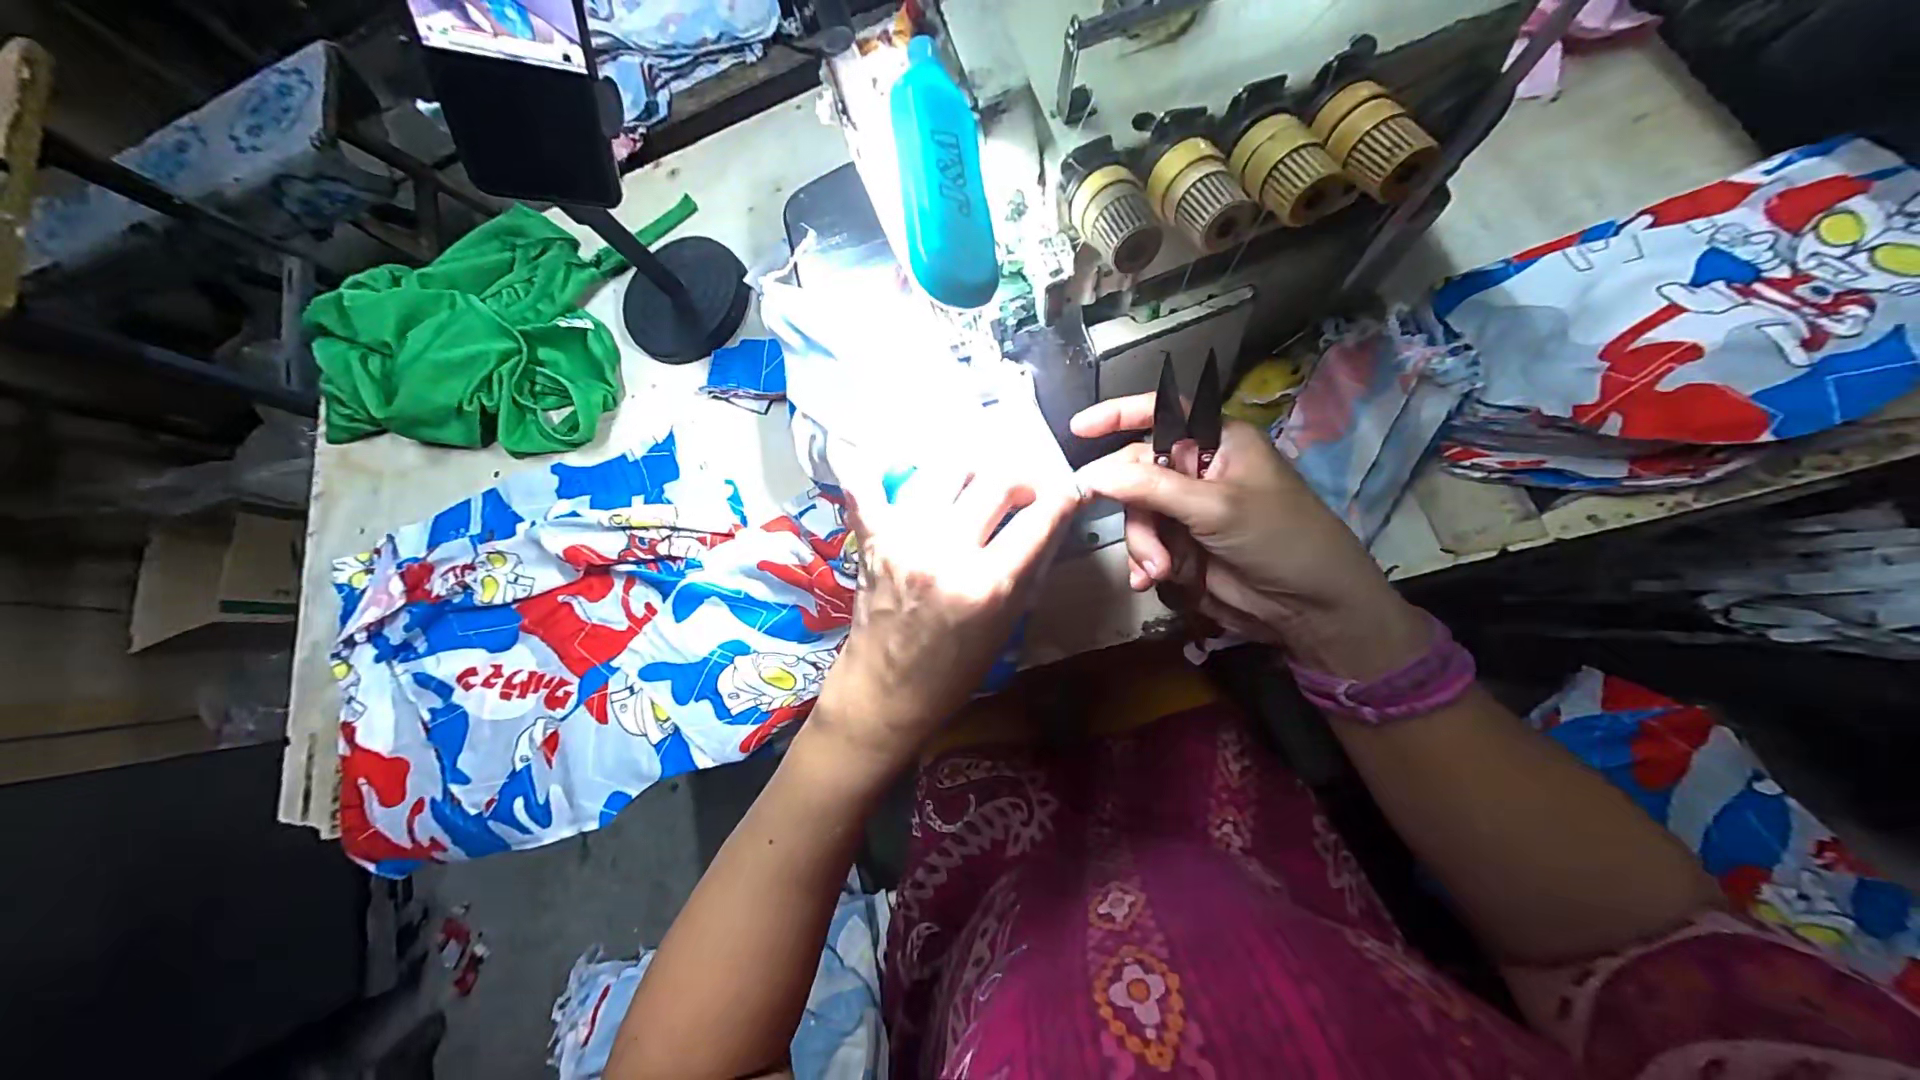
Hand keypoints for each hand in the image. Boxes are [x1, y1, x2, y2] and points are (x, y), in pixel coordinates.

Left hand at [810, 468, 1076, 769]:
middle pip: (995, 480)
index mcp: (987, 585)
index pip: (1040, 517)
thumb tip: (1047, 518)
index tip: (1064, 492)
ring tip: (970, 485)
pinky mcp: (871, 537)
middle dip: (1019, 479)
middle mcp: (945, 553)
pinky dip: (864, 462)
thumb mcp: (1006, 625)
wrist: (887, 691)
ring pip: (945, 467)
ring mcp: (903, 540)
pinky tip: (868, 446)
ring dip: (967, 471)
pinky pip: (862, 483)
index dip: (1061, 498)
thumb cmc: (953, 669)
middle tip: (1019, 491)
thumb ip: (1028, 568)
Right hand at [1071, 393, 1429, 679]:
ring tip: (1161, 572)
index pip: (1161, 413)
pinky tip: (1150, 580)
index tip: (1079, 428)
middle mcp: (1200, 469)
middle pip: (1137, 473)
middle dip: (1137, 513)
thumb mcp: (1215, 507)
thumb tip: (1093, 474)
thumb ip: (1150, 488)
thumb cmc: (1279, 538)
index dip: (1119, 414)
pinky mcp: (1184, 544)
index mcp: (1218, 441)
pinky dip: (1144, 562)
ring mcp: (1189, 509)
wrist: (1310, 608)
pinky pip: (1146, 544)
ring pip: (1138, 514)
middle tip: (1148, 547)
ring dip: (1143, 544)